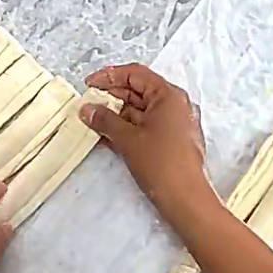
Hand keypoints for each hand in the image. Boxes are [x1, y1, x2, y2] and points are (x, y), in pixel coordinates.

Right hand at [81, 64, 216, 218]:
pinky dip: (127, 128)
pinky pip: (146, 125)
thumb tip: (86, 109)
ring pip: (141, 110)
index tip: (88, 84)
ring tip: (93, 120)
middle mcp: (175, 104)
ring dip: (117, 114)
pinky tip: (107, 135)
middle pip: (138, 91)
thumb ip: (105, 120)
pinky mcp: (172, 140)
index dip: (109, 76)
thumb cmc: (160, 163)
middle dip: (111, 96)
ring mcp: (175, 123)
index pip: (135, 74)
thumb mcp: (127, 139)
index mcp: (168, 95)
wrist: (185, 198)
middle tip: (87, 103)